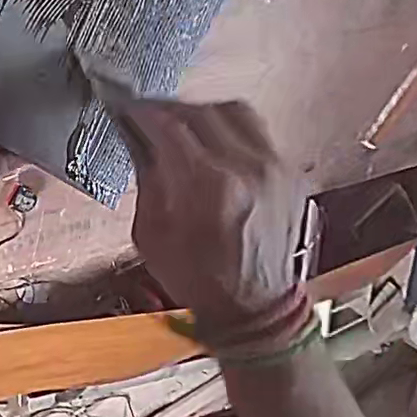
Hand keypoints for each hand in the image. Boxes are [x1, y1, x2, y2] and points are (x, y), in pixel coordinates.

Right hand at [120, 100, 309, 351]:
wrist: (253, 308)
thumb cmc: (198, 279)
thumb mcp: (151, 235)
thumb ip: (150, 182)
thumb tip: (143, 145)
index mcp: (209, 187)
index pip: (170, 127)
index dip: (143, 114)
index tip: (126, 109)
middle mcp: (249, 168)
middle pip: (202, 112)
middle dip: (168, 110)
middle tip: (146, 115)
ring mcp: (275, 168)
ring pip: (235, 112)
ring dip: (200, 112)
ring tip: (179, 124)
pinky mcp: (289, 174)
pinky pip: (255, 132)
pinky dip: (226, 129)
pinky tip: (208, 143)